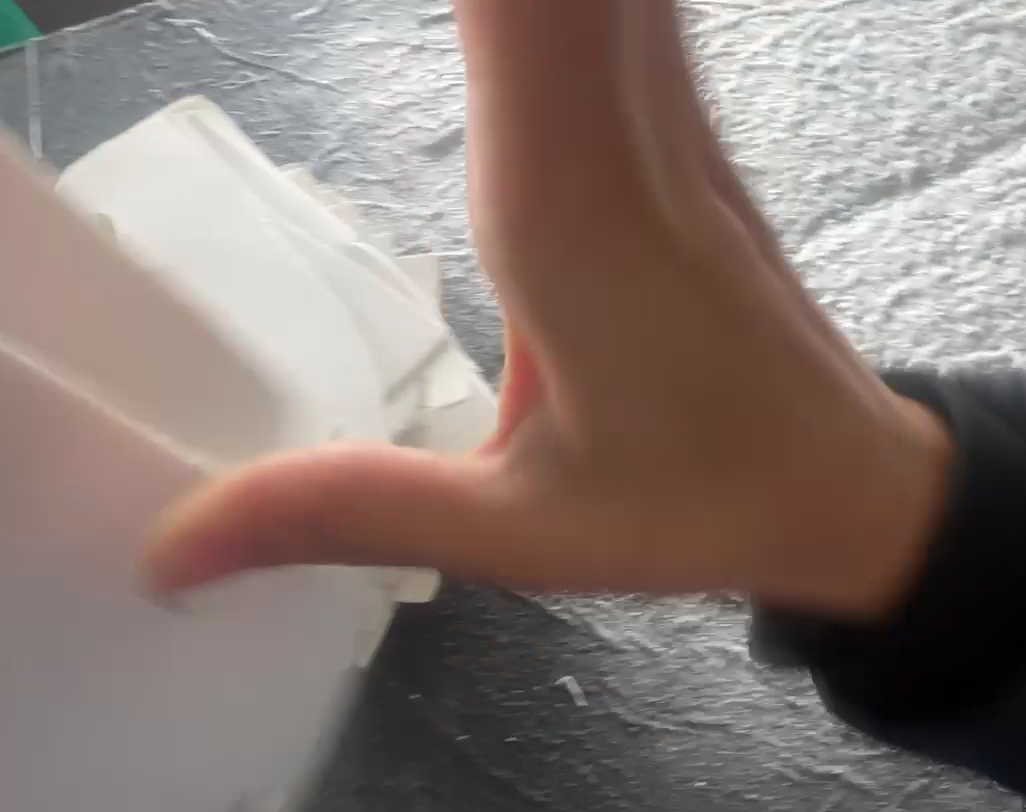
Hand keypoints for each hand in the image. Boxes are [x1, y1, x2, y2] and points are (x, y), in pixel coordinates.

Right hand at [143, 0, 949, 618]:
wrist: (847, 486)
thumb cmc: (709, 507)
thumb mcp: (522, 533)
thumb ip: (348, 514)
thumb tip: (178, 544)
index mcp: (567, 206)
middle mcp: (625, 127)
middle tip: (358, 18)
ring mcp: (674, 120)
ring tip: (465, 43)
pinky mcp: (692, 139)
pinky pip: (624, 8)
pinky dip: (557, 8)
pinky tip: (514, 34)